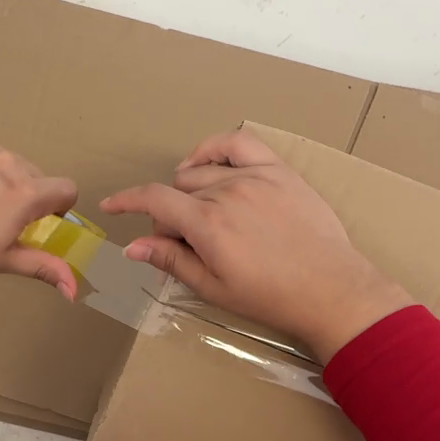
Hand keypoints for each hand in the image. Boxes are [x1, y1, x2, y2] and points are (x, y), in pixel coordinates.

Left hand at [0, 136, 81, 298]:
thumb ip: (44, 267)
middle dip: (28, 196)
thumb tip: (74, 289)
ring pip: (11, 162)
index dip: (58, 207)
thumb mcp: (4, 261)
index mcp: (26, 194)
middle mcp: (9, 163)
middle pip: (38, 176)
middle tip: (0, 220)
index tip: (41, 221)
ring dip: (4, 180)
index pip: (67, 189)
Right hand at [99, 128, 412, 360]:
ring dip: (190, 190)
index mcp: (208, 224)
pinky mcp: (279, 171)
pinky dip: (215, 147)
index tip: (111, 206)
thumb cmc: (268, 296)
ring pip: (202, 170)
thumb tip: (132, 247)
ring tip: (201, 216)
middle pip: (177, 189)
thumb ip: (172, 260)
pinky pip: (239, 143)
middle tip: (182, 244)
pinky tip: (207, 161)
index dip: (126, 201)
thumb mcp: (212, 286)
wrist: (329, 288)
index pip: (154, 199)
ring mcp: (255, 177)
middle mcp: (228, 192)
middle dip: (168, 216)